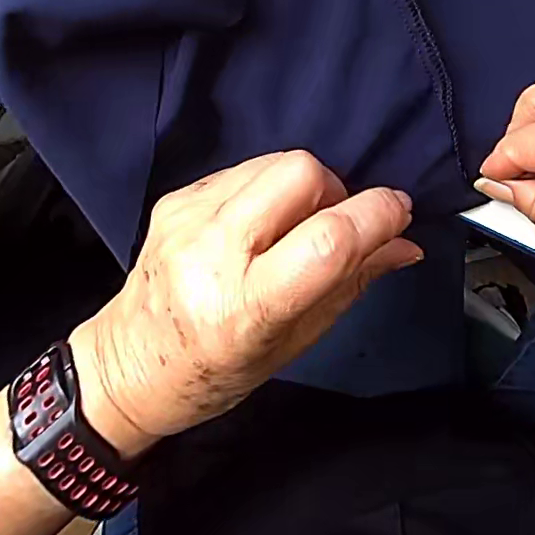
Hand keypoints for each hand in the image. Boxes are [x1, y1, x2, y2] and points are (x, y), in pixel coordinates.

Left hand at [71, 151, 422, 456]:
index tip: (398, 210)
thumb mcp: (292, 344)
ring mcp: (186, 219)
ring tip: (291, 226)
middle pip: (299, 173)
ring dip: (301, 186)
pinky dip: (265, 189)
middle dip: (334, 191)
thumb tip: (404, 244)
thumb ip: (350, 285)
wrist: (129, 361)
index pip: (327, 240)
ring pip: (272, 162)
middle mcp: (210, 251)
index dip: (376, 214)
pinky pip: (241, 170)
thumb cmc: (216, 372)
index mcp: (246, 305)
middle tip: (332, 225)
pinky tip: (255, 223)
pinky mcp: (173, 200)